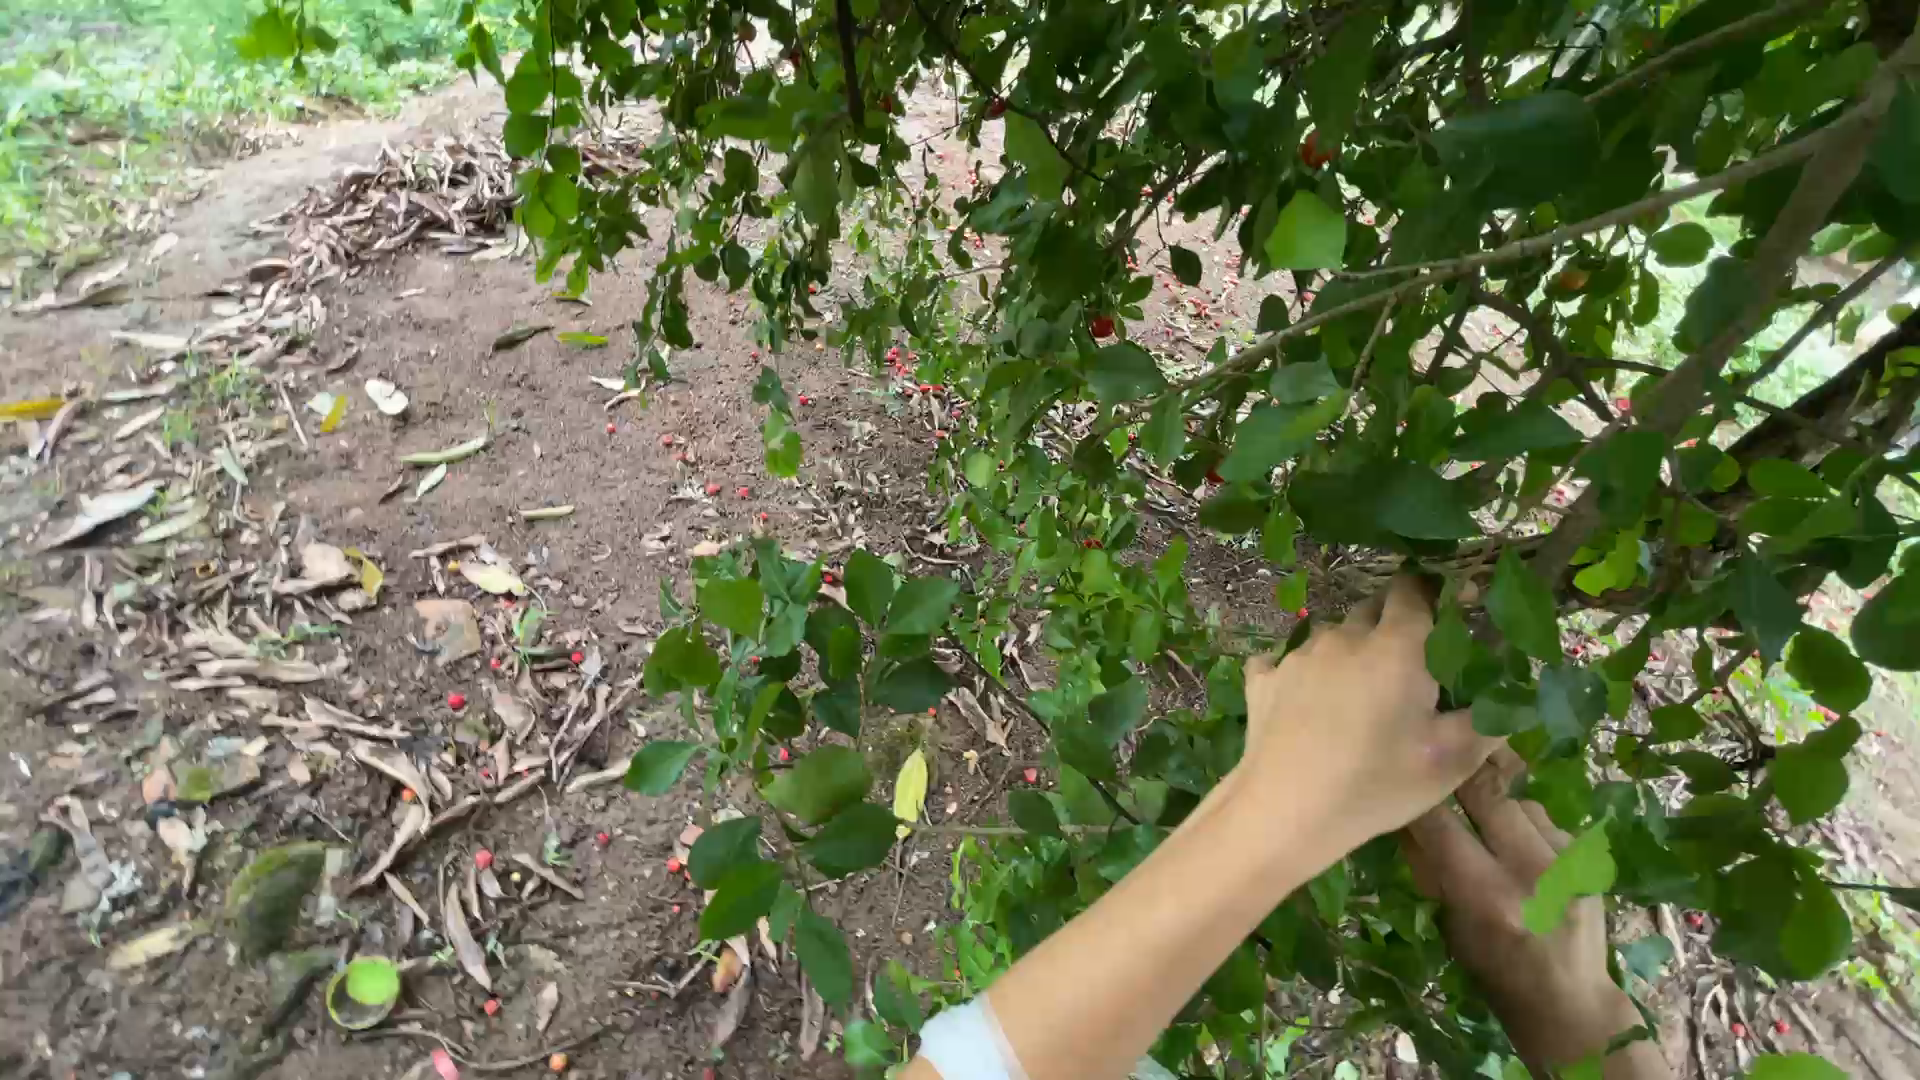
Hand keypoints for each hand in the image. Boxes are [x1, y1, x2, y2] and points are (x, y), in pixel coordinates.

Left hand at [1239, 575, 1498, 854]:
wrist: (1287, 806)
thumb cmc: (1377, 783)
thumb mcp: (1451, 758)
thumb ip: (1489, 715)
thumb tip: (1515, 690)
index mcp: (1393, 648)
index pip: (1411, 593)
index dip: (1431, 593)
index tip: (1446, 608)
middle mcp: (1340, 638)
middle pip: (1369, 609)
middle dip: (1391, 623)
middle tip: (1408, 660)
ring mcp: (1295, 655)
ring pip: (1329, 635)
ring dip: (1347, 649)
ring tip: (1359, 688)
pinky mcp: (1261, 676)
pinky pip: (1285, 659)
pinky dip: (1301, 670)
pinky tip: (1306, 696)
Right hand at [1401, 748, 1659, 1075]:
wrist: (1570, 1001)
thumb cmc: (1491, 964)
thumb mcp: (1445, 917)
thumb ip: (1427, 862)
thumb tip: (1401, 808)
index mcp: (1485, 893)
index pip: (1437, 820)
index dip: (1413, 795)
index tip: (1398, 778)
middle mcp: (1530, 871)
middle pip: (1484, 791)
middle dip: (1454, 775)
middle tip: (1434, 763)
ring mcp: (1567, 864)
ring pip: (1515, 798)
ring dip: (1490, 800)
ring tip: (1480, 817)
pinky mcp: (1588, 861)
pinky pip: (1543, 816)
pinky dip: (1522, 819)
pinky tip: (1515, 839)